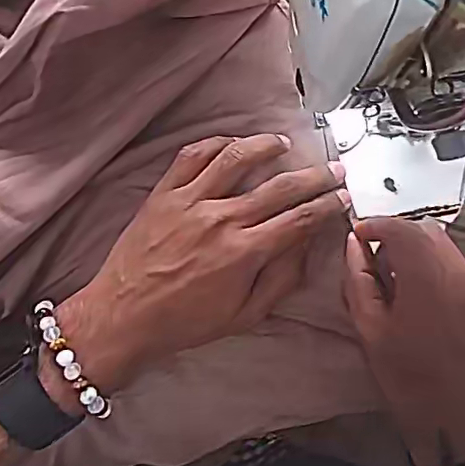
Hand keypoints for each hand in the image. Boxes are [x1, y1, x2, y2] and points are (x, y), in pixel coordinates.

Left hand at [53, 134, 348, 396]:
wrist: (123, 317)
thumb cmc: (182, 322)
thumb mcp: (243, 316)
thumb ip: (280, 280)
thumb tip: (305, 247)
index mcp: (243, 253)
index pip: (299, 219)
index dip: (327, 204)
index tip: (341, 196)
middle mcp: (220, 220)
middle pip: (279, 186)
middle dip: (314, 175)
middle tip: (332, 168)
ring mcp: (189, 202)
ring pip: (236, 158)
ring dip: (265, 146)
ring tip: (282, 144)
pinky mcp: (164, 194)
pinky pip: (192, 156)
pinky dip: (216, 143)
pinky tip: (231, 144)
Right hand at [343, 216, 464, 465]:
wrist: (460, 424)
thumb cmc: (413, 386)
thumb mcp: (370, 331)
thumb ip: (358, 279)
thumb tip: (354, 247)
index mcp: (431, 287)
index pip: (403, 229)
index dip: (378, 225)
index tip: (364, 233)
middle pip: (430, 233)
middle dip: (401, 239)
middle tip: (381, 263)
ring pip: (451, 251)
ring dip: (425, 257)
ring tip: (408, 290)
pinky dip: (448, 278)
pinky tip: (434, 307)